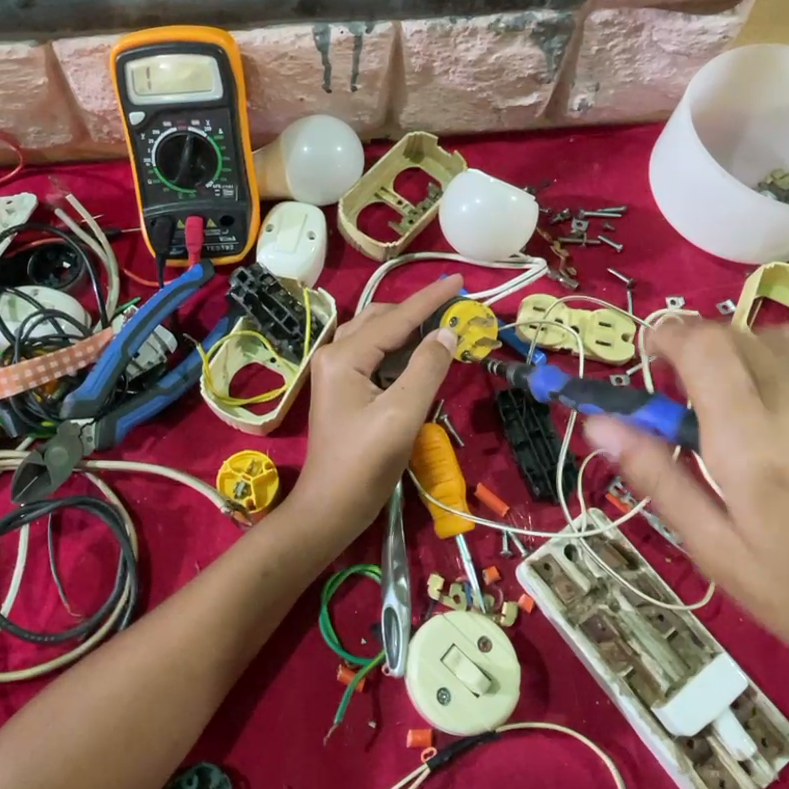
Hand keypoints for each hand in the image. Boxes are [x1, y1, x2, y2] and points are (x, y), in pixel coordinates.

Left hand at [283, 275, 464, 542]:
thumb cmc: (364, 464)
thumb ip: (426, 369)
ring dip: (408, 327)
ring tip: (442, 323)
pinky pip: (373, 354)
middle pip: (382, 318)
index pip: (395, 318)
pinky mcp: (342, 388)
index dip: (430, 299)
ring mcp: (335, 371)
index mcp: (344, 356)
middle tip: (455, 306)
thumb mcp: (402, 415)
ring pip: (376, 334)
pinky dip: (399, 348)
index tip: (459, 281)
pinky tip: (420, 354)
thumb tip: (446, 332)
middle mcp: (334, 354)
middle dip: (418, 310)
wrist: (329, 507)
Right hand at [584, 314, 788, 767]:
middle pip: (735, 338)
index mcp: (751, 448)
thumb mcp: (723, 557)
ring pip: (782, 341)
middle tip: (686, 393)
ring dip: (744, 350)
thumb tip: (598, 422)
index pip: (700, 347)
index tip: (648, 359)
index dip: (665, 336)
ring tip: (738, 391)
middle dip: (696, 349)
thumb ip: (659, 480)